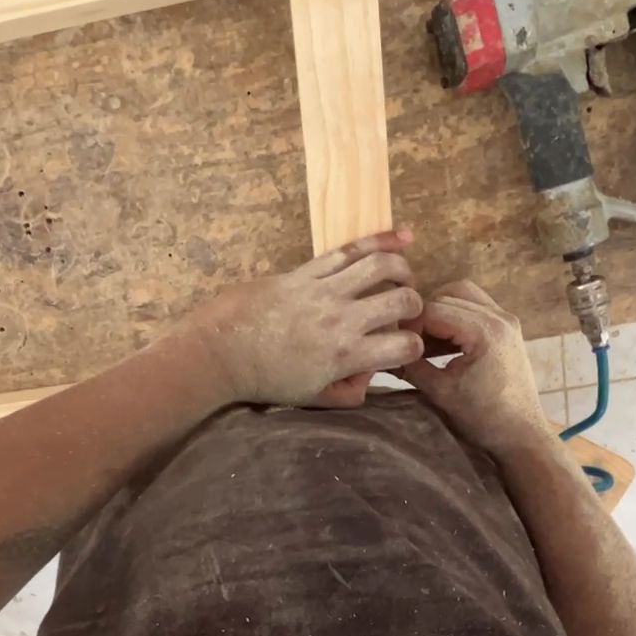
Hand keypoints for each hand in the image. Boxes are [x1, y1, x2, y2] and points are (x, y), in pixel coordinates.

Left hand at [178, 230, 426, 407]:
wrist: (220, 352)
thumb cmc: (263, 380)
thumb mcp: (309, 397)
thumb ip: (343, 394)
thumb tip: (366, 382)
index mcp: (346, 354)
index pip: (404, 347)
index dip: (413, 348)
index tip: (405, 349)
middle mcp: (342, 319)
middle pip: (402, 301)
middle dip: (414, 306)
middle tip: (406, 313)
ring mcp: (324, 291)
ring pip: (381, 266)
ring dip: (403, 270)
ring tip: (404, 278)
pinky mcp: (306, 272)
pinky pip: (348, 250)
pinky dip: (379, 241)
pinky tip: (403, 237)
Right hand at [398, 280, 553, 455]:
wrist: (521, 434)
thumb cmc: (483, 417)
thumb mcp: (440, 392)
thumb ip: (412, 367)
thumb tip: (384, 354)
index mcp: (485, 330)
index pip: (434, 310)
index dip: (410, 325)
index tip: (396, 345)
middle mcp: (499, 316)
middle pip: (447, 295)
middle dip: (423, 316)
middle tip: (408, 342)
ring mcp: (506, 319)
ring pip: (462, 294)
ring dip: (439, 311)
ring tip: (425, 339)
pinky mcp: (507, 327)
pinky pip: (474, 306)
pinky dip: (455, 316)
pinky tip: (443, 341)